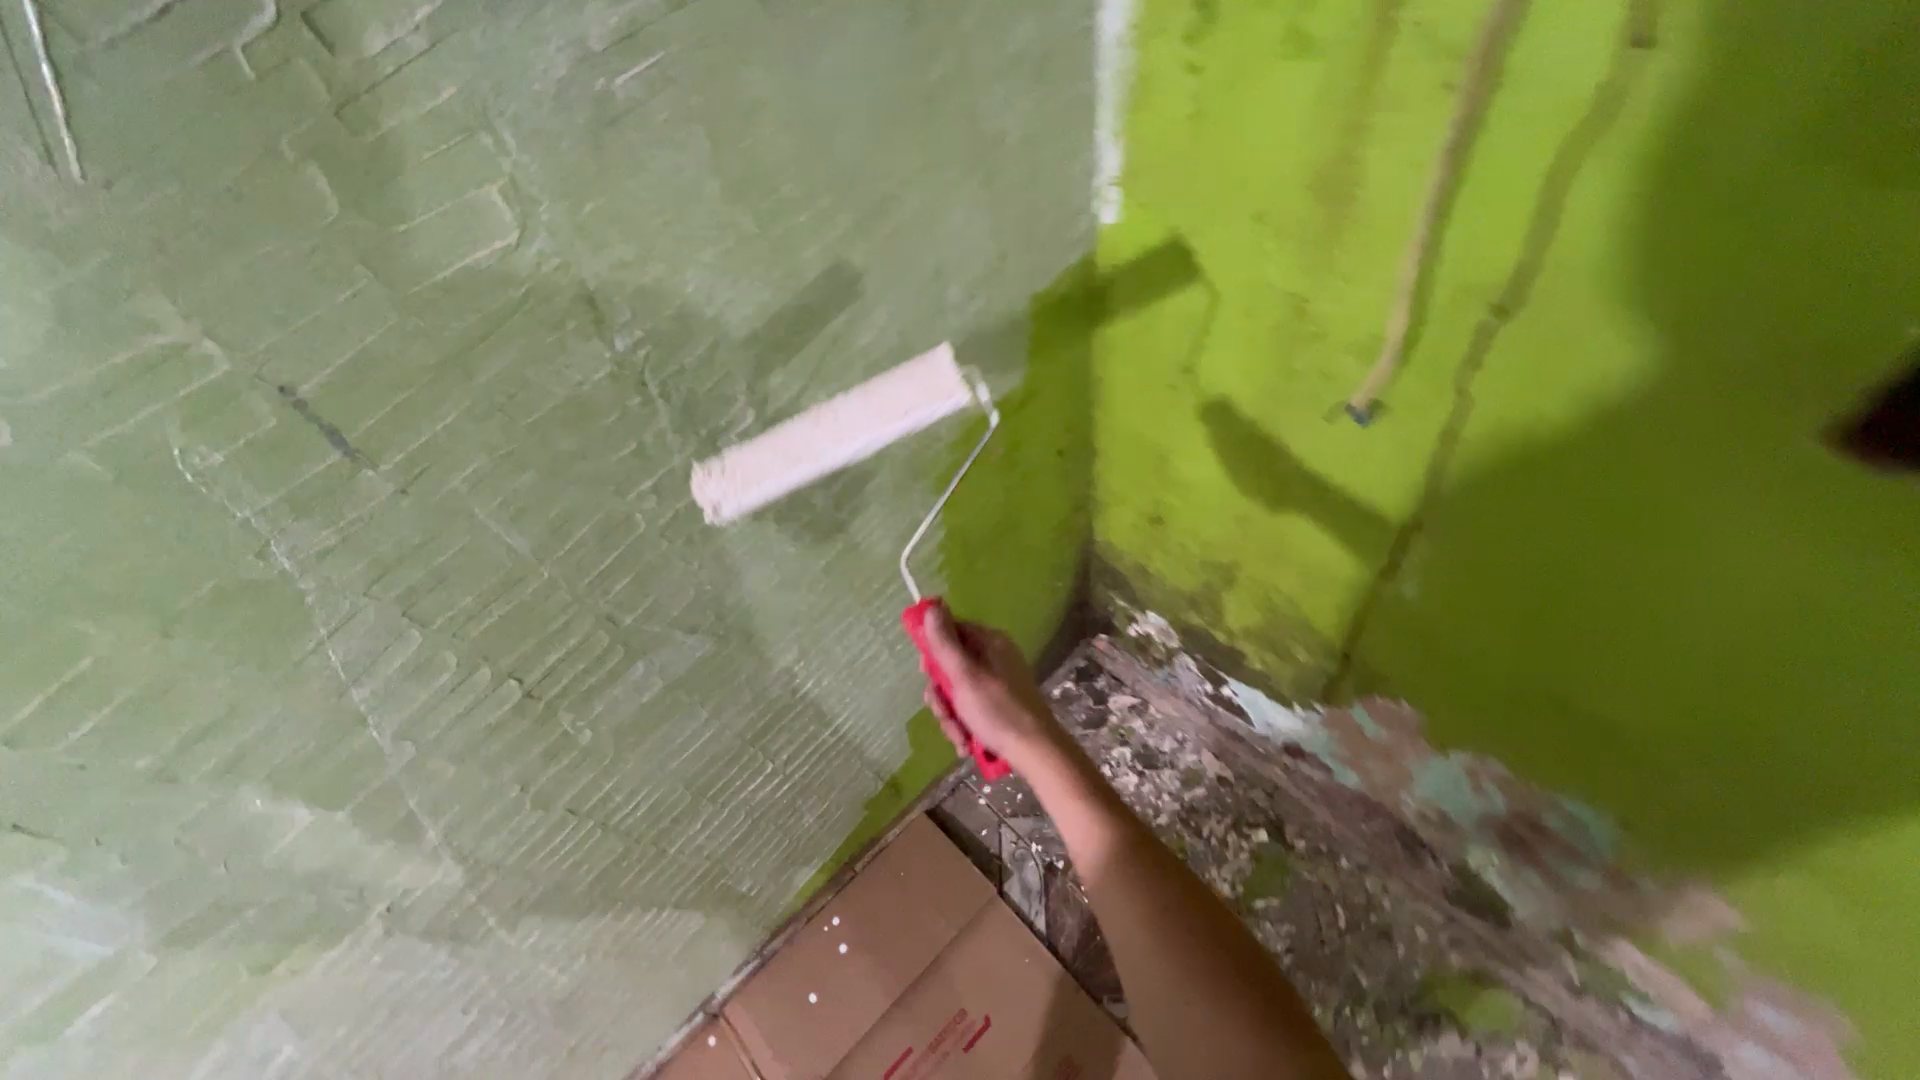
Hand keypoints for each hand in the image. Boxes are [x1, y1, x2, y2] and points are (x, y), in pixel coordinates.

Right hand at [918, 607, 1079, 773]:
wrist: (1036, 752)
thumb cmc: (998, 711)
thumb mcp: (965, 676)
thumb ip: (944, 643)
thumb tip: (931, 606)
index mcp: (990, 643)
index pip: (952, 631)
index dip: (933, 652)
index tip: (926, 674)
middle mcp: (994, 658)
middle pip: (951, 666)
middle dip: (942, 695)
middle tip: (944, 713)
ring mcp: (997, 684)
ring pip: (957, 692)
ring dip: (951, 717)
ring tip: (960, 736)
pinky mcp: (999, 706)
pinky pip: (970, 709)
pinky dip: (964, 726)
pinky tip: (967, 744)